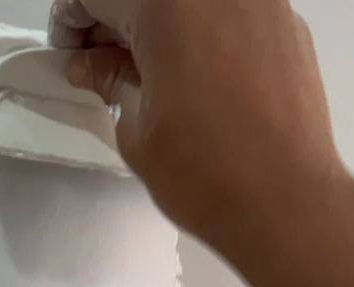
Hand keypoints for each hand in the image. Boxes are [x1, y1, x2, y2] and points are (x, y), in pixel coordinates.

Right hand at [49, 0, 347, 249]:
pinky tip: (192, 79)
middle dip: (115, 19)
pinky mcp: (285, 20)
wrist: (282, 200)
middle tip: (99, 65)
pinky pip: (226, 11)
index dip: (72, 17)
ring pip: (188, 0)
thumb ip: (111, 81)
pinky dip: (199, 31)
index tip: (68, 51)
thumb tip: (93, 64)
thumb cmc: (203, 172)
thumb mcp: (136, 130)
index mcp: (166, 1)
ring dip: (157, 25)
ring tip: (146, 75)